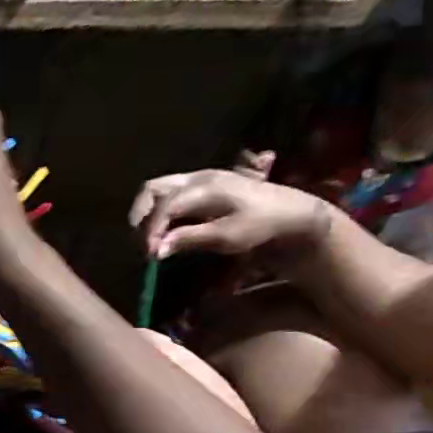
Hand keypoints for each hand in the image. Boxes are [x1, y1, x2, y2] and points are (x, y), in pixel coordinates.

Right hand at [129, 169, 332, 259]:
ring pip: (157, 190)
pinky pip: (169, 194)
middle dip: (141, 217)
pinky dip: (159, 212)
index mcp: (205, 187)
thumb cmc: (261, 224)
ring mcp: (199, 179)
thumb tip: (156, 250)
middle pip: (152, 189)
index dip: (151, 231)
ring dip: (148, 214)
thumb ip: (189, 239)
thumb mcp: (226, 236)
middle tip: (143, 244)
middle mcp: (198, 177)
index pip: (164, 206)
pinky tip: (164, 232)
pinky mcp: (201, 186)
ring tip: (150, 239)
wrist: (291, 212)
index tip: (149, 255)